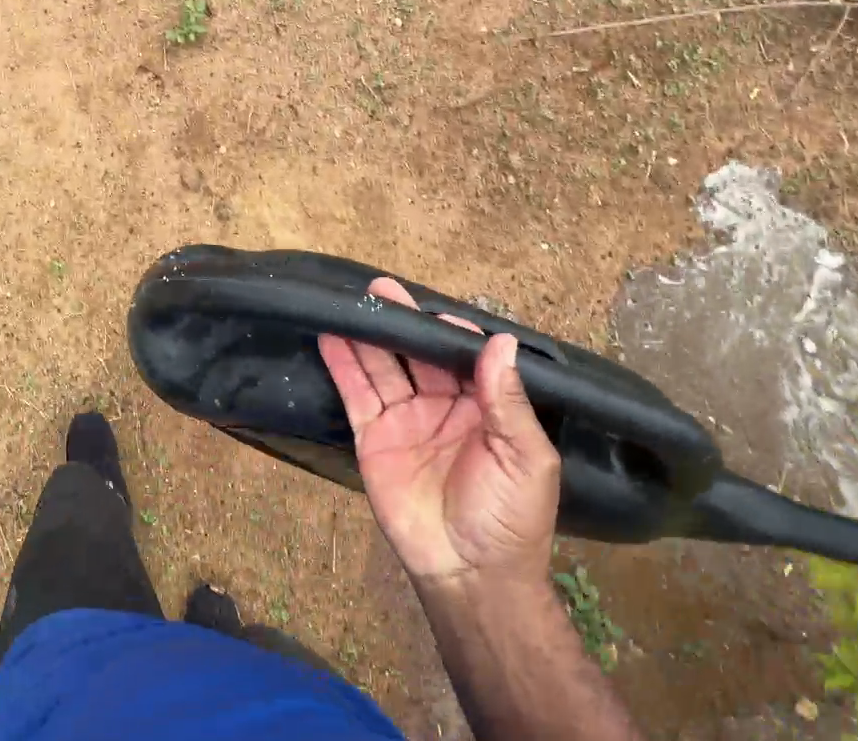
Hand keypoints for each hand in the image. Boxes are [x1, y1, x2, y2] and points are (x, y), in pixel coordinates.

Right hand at [318, 278, 561, 590]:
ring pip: (382, 367)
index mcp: (485, 407)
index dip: (447, 332)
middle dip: (399, 322)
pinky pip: (356, 393)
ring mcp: (403, 419)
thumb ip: (507, 401)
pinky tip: (331, 337)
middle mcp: (441, 405)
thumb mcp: (526, 458)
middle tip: (380, 288)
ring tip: (350, 303)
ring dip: (366, 335)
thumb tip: (500, 342)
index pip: (464, 357)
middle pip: (416, 355)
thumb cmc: (510, 516)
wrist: (467, 570)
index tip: (430, 310)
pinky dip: (342, 365)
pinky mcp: (372, 435)